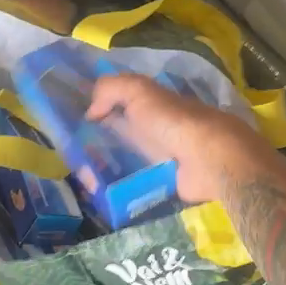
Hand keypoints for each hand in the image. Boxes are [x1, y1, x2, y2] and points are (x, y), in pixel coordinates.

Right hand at [87, 73, 271, 204]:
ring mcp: (166, 158)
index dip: (101, 108)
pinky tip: (103, 195)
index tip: (77, 123)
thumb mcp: (138, 91)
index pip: (124, 102)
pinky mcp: (169, 185)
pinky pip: (138, 186)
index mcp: (156, 104)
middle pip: (124, 133)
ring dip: (109, 168)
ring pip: (129, 161)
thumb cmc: (173, 121)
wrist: (210, 161)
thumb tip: (90, 112)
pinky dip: (122, 189)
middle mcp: (160, 129)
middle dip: (101, 142)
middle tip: (76, 155)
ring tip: (84, 179)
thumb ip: (110, 89)